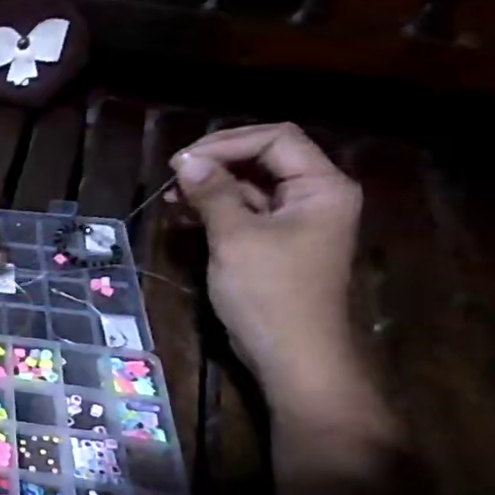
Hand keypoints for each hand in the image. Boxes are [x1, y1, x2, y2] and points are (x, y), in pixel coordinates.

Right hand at [173, 123, 365, 412]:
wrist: (292, 355)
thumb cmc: (269, 293)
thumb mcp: (235, 238)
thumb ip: (212, 194)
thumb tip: (185, 160)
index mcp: (322, 186)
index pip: (277, 140)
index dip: (227, 142)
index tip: (181, 160)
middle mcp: (316, 197)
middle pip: (267, 159)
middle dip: (219, 162)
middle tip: (174, 174)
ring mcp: (299, 223)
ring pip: (254, 188)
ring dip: (214, 187)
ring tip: (173, 196)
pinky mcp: (279, 246)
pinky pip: (250, 215)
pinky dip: (220, 210)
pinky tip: (188, 216)